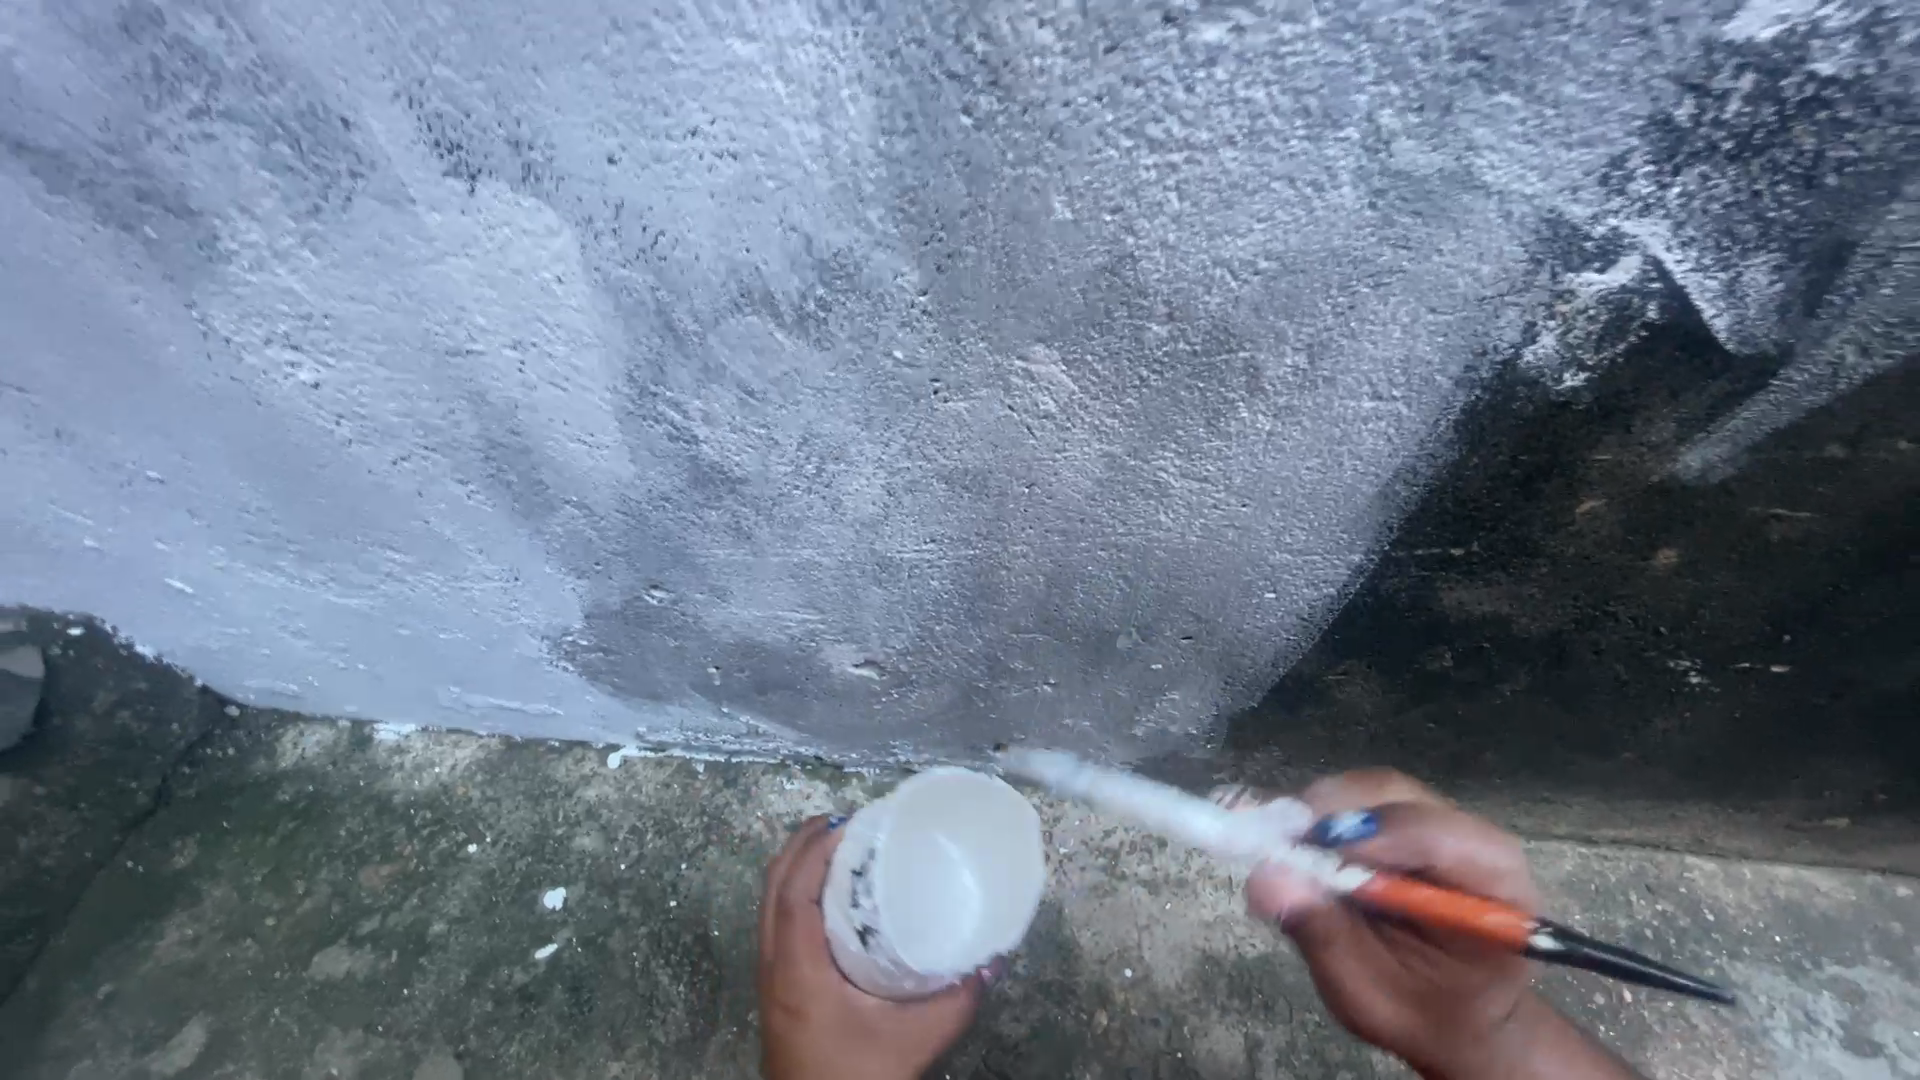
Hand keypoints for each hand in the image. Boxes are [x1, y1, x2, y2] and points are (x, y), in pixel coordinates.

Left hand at [758, 816, 983, 1079]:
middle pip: (773, 883)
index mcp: (797, 969)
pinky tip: (830, 890)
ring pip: (768, 899)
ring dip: (796, 862)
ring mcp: (767, 974)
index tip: (852, 823)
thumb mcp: (911, 1043)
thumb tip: (990, 960)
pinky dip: (795, 887)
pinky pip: (774, 916)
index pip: (793, 891)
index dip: (816, 849)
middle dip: (803, 842)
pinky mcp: (775, 983)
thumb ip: (954, 1002)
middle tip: (848, 821)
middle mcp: (772, 964)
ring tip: (839, 843)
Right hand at [1232, 770, 1637, 1079]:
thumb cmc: (1419, 1009)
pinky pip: (1355, 795)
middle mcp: (1470, 840)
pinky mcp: (1399, 813)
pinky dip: (1316, 812)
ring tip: (1282, 847)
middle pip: (1398, 797)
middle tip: (1279, 842)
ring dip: (1319, 810)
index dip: (1377, 832)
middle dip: (1333, 812)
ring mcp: (1434, 819)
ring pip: (1371, 788)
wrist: (1447, 1009)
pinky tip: (1292, 843)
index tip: (1314, 849)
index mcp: (1494, 892)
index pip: (1442, 838)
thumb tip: (1265, 878)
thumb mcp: (1369, 993)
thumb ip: (1323, 934)